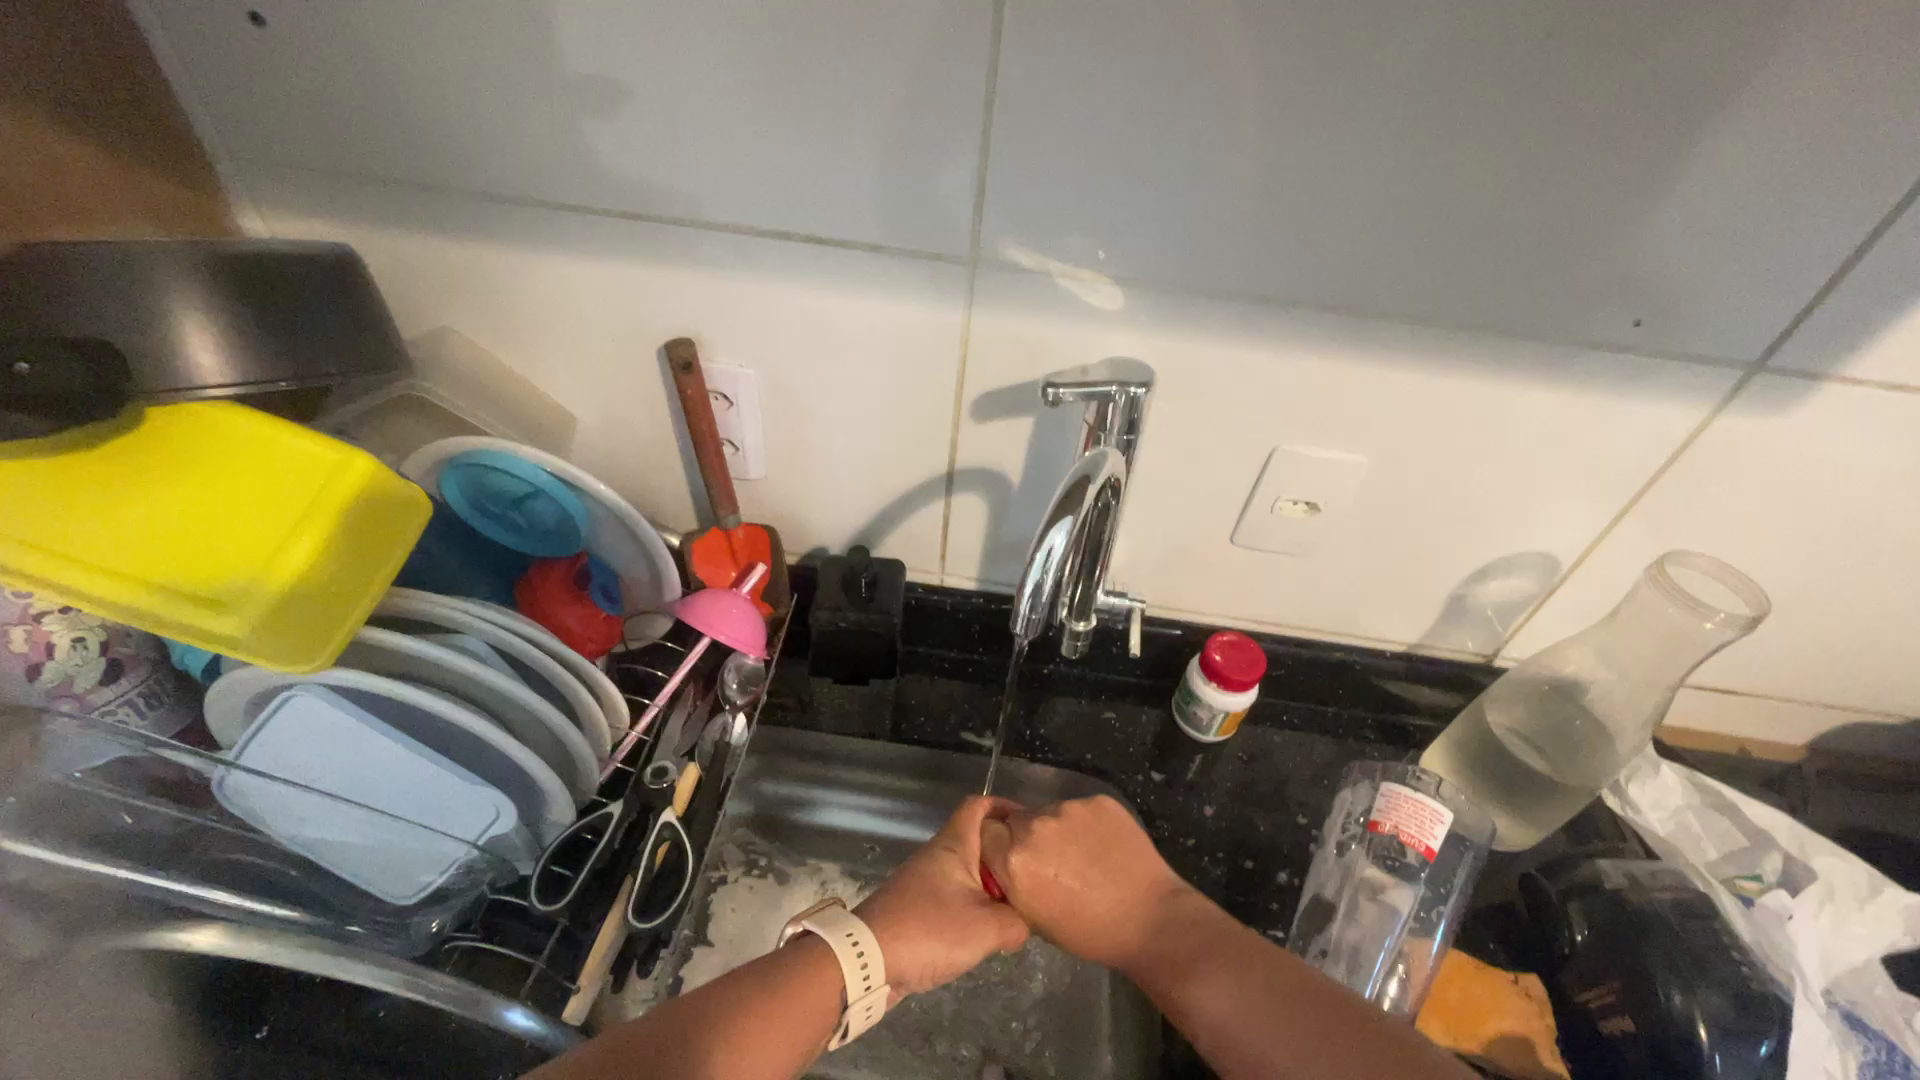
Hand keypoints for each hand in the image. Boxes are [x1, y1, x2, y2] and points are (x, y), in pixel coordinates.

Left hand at [854, 796, 1029, 997]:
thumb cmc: (929, 930)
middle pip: (979, 840)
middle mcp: (939, 855)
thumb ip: (1016, 922)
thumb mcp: (987, 928)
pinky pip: (956, 897)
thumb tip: (1024, 923)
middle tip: (1034, 874)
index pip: (978, 805)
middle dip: (1006, 854)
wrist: (868, 960)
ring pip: (969, 873)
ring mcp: (926, 881)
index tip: (1030, 825)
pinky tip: (988, 931)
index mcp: (954, 844)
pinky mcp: (919, 908)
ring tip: (1019, 907)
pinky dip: (975, 908)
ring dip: (993, 886)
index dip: (1004, 806)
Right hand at [979, 795, 1196, 976]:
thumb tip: (1005, 864)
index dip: (996, 844)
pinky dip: (1086, 824)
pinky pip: (1081, 808)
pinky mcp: (1098, 801)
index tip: (1010, 857)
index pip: (985, 832)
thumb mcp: (1034, 918)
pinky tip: (1103, 847)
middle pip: (1016, 819)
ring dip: (1057, 829)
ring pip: (1050, 812)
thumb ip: (1012, 883)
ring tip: (1082, 855)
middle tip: (1050, 860)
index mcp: (1014, 859)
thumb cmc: (1088, 932)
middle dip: (1026, 835)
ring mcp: (1069, 809)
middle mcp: (1036, 826)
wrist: (1150, 920)